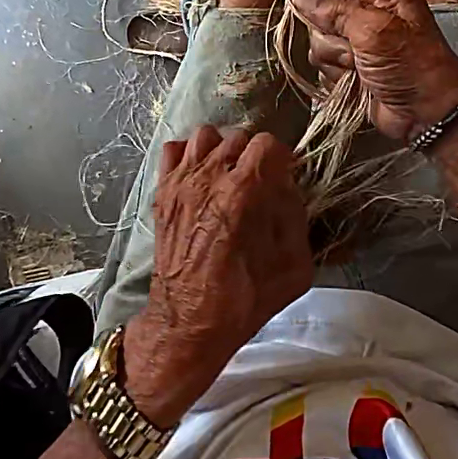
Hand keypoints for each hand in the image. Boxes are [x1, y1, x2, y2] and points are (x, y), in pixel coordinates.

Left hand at [123, 126, 313, 425]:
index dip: (282, 159)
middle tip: (260, 182)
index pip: (268, 143)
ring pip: (205, 136)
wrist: (189, 322)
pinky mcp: (162, 192)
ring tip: (229, 175)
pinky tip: (200, 177)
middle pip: (238, 137)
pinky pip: (174, 150)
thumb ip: (296, 215)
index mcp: (243, 191)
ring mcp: (180, 182)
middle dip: (255, 156)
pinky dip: (189, 155)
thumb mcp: (294, 264)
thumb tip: (287, 186)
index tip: (284, 176)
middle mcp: (208, 177)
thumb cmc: (244, 299)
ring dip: (222, 150)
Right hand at [288, 0, 457, 143]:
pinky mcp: (348, 61)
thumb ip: (336, 9)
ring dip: (333, 55)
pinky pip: (321, 60)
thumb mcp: (375, 30)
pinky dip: (334, 72)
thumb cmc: (413, 67)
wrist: (426, 114)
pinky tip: (355, 79)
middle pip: (318, 3)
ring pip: (316, 36)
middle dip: (326, 29)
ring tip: (358, 66)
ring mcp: (355, 36)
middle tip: (350, 44)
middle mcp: (366, 6)